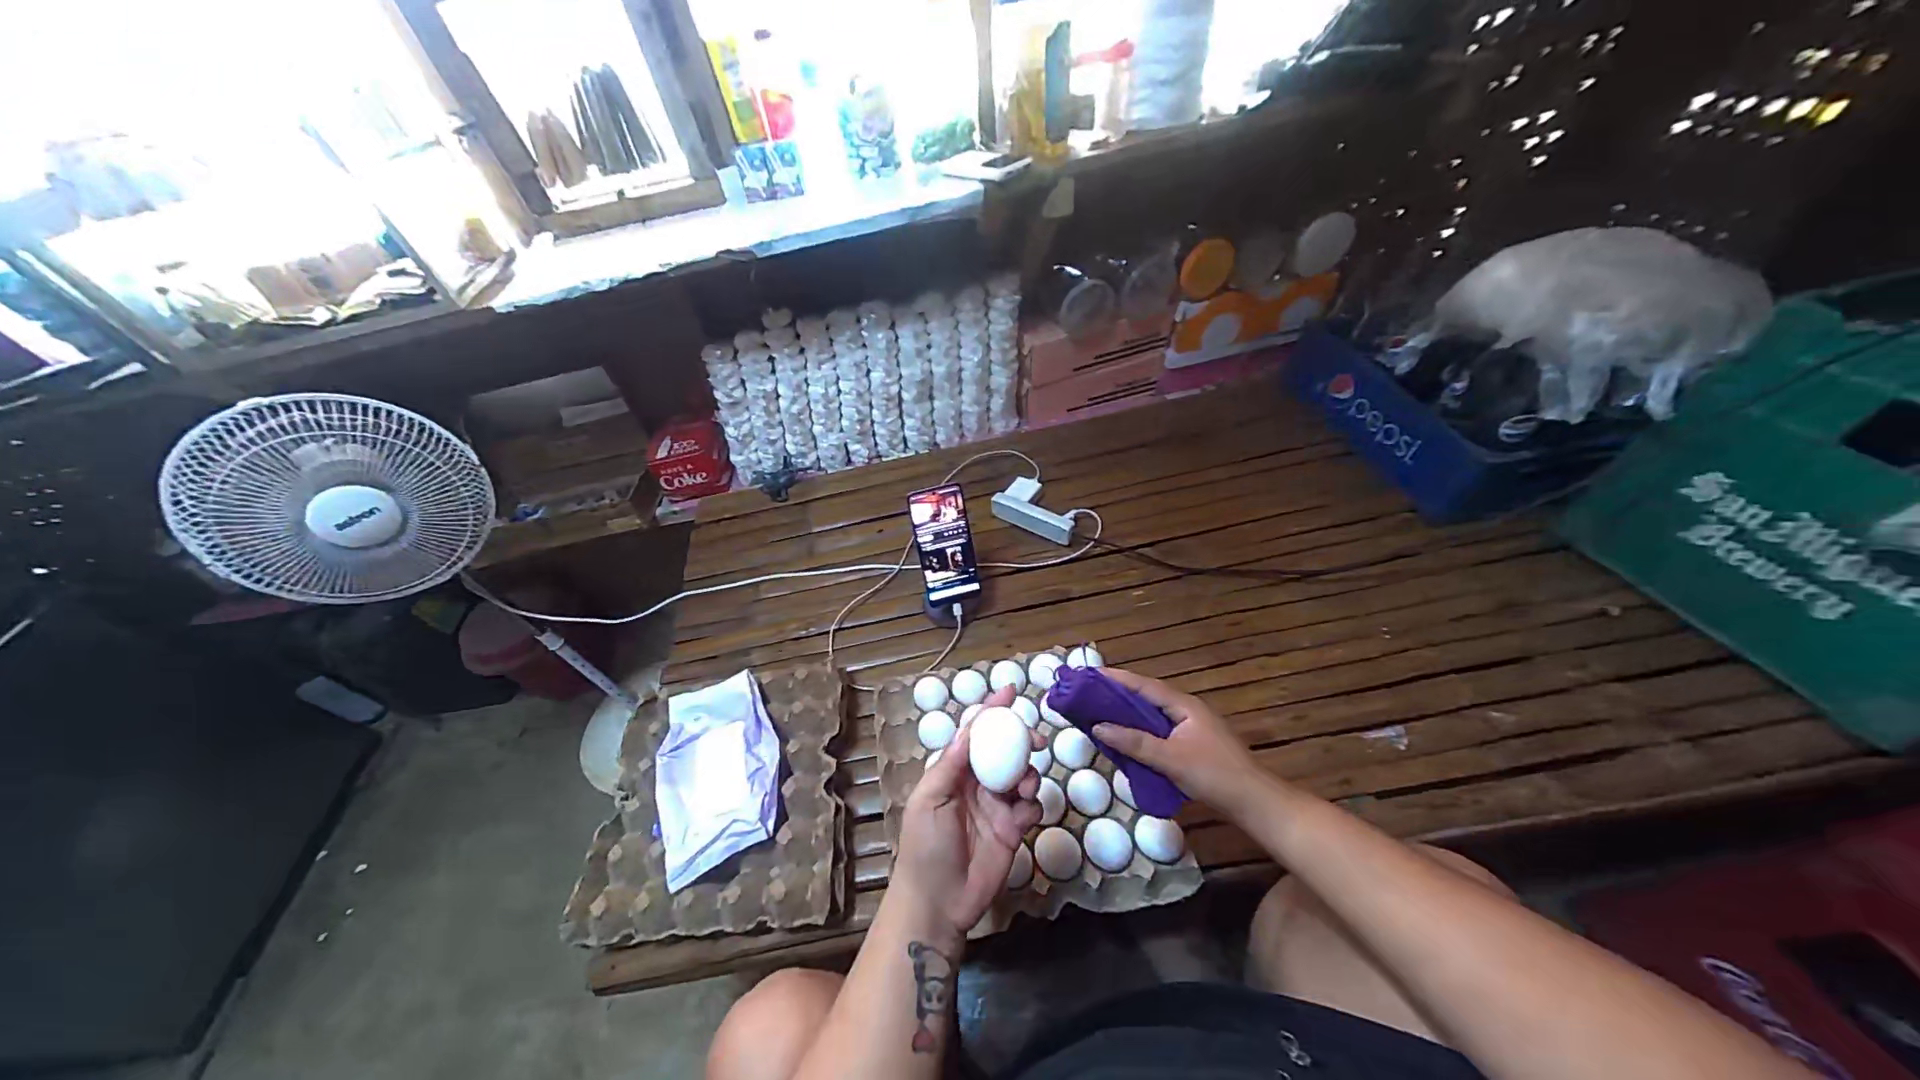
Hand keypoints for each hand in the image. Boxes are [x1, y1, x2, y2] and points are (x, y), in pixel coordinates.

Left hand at [892, 687, 1042, 943]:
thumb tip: (969, 730)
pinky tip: (1024, 813)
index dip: (991, 712)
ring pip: (1022, 776)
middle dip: (1021, 740)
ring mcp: (996, 808)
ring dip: (1028, 773)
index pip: (975, 735)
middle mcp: (977, 785)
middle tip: (1035, 740)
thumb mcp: (928, 799)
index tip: (1009, 690)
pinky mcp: (1012, 831)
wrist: (938, 901)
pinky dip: (1033, 803)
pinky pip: (1031, 807)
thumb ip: (950, 764)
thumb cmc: (924, 846)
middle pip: (1004, 751)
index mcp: (953, 773)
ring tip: (1023, 785)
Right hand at [1089, 667, 1272, 818]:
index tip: (1092, 673)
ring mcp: (1193, 728)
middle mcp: (1188, 710)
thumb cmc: (1213, 775)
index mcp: (1184, 706)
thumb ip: (1134, 742)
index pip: (1145, 686)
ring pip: (1154, 715)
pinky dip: (1141, 730)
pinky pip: (1160, 730)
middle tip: (1091, 692)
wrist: (1253, 802)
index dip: (1118, 679)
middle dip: (1120, 694)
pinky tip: (1128, 739)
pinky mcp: (1194, 745)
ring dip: (1130, 713)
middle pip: (1149, 697)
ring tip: (1102, 711)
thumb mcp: (1170, 758)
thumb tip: (1098, 726)